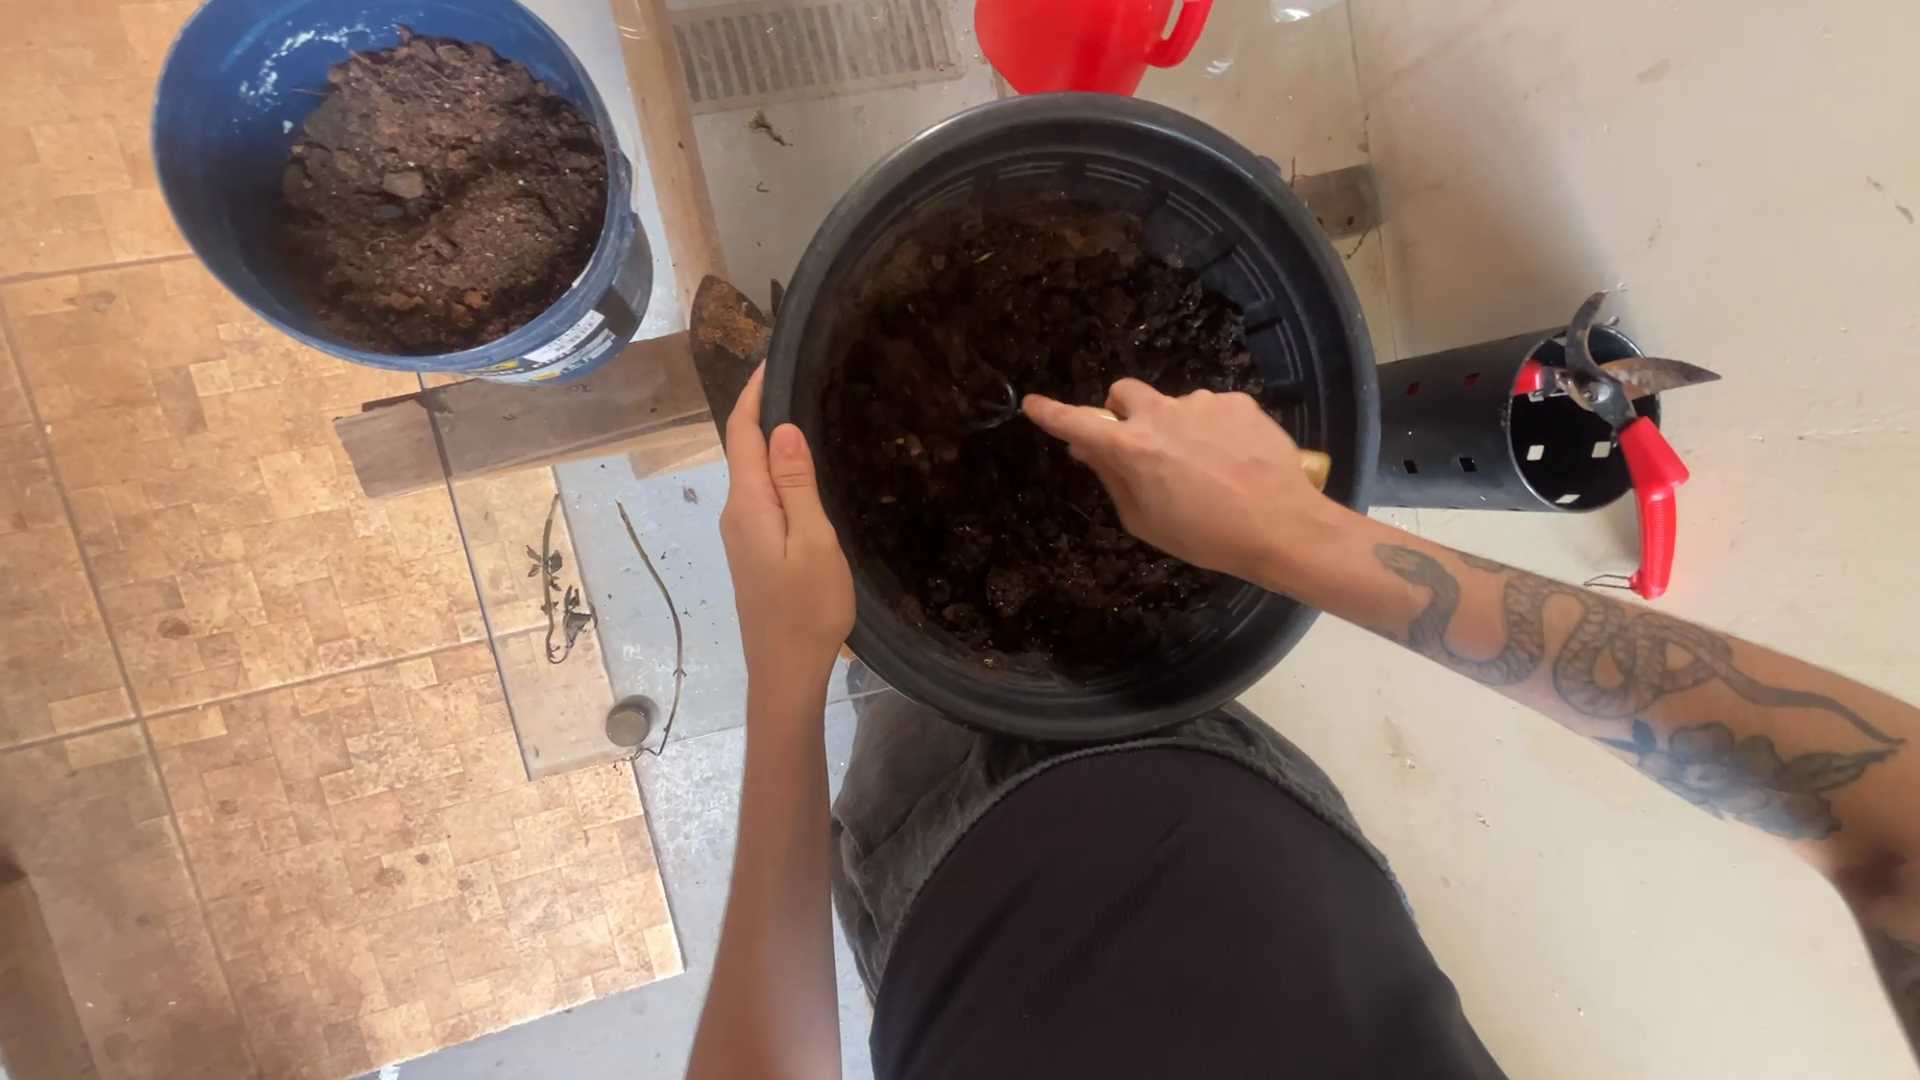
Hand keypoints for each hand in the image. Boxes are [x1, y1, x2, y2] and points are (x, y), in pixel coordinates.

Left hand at [720, 367, 855, 696]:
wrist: (786, 670)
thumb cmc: (807, 609)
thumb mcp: (813, 542)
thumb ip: (795, 485)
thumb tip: (782, 428)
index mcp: (749, 504)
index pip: (743, 433)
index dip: (754, 394)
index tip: (774, 359)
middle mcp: (736, 513)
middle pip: (744, 449)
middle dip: (763, 410)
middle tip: (801, 380)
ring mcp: (741, 535)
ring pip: (752, 475)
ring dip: (771, 442)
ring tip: (808, 416)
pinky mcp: (752, 552)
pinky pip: (760, 497)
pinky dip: (776, 472)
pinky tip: (803, 473)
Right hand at [1023, 379, 1347, 586]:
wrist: (1282, 528)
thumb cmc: (1204, 536)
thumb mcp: (1144, 520)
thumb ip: (1111, 477)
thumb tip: (1087, 447)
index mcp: (1132, 449)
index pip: (1078, 422)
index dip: (1051, 414)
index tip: (1032, 403)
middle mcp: (1162, 414)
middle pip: (1123, 393)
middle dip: (1122, 413)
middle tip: (1140, 446)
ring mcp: (1203, 403)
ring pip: (1172, 405)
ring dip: (1174, 427)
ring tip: (1203, 466)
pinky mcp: (1238, 401)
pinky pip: (1211, 409)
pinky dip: (1211, 429)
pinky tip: (1231, 459)